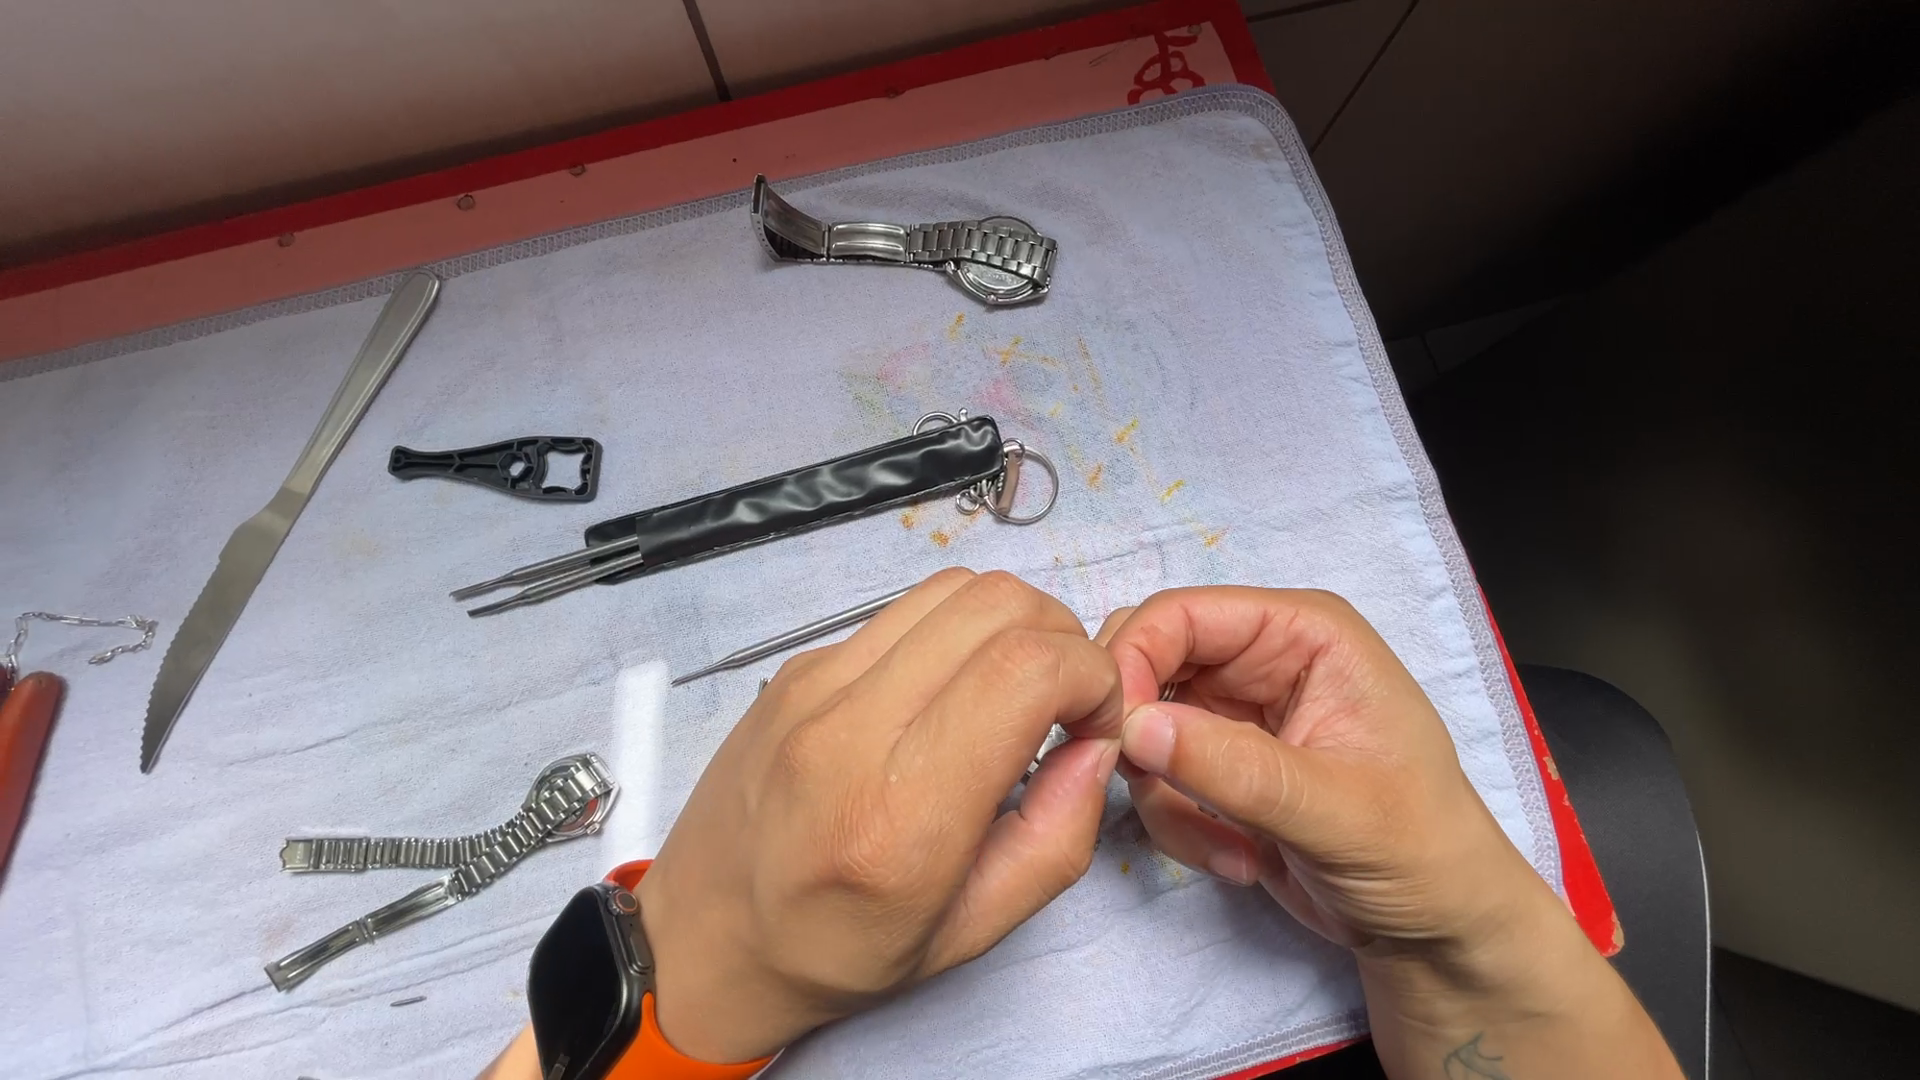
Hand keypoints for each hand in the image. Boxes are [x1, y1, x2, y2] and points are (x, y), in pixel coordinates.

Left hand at [637, 569, 1123, 1062]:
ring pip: (954, 587)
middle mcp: (850, 728)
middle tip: (1062, 699)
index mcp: (900, 816)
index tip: (1091, 723)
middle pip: (996, 605)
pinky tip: (952, 683)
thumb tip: (1097, 740)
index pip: (1023, 669)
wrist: (699, 937)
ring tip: (1014, 683)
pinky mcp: (799, 664)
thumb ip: (1058, 836)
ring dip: (1012, 622)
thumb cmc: (837, 951)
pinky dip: (958, 628)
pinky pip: (906, 609)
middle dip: (1061, 638)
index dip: (1089, 677)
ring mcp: (814, 682)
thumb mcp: (972, 931)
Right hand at [1093, 587, 1544, 951]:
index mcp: (1298, 632)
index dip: (1134, 660)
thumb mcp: (1337, 812)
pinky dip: (1173, 818)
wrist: (1432, 933)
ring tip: (1227, 848)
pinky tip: (1235, 856)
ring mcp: (1229, 708)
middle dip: (1137, 730)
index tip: (1117, 735)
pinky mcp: (1211, 758)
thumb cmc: (1420, 854)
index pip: (1180, 614)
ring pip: (1139, 721)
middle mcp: (1256, 656)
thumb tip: (1136, 728)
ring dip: (1163, 792)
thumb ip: (1235, 767)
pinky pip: (1151, 771)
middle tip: (1148, 787)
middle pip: (1145, 658)